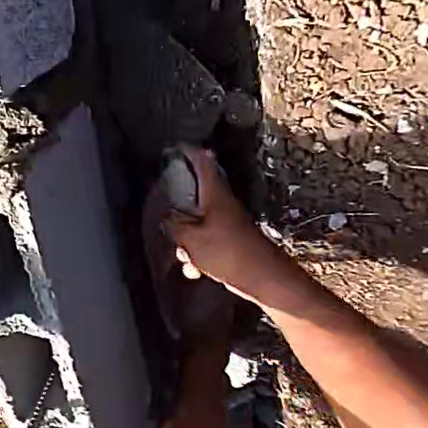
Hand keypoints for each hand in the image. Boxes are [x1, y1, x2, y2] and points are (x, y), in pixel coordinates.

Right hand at [162, 147, 298, 304]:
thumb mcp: (191, 238)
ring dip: (185, 237)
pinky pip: (204, 240)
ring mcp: (227, 222)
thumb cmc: (228, 253)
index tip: (171, 149)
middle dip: (177, 206)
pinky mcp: (229, 241)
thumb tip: (164, 217)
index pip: (202, 161)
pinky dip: (196, 252)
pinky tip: (196, 269)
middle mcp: (222, 203)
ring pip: (196, 221)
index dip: (187, 152)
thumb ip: (174, 225)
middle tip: (165, 215)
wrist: (262, 278)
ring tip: (185, 255)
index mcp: (215, 194)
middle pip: (195, 193)